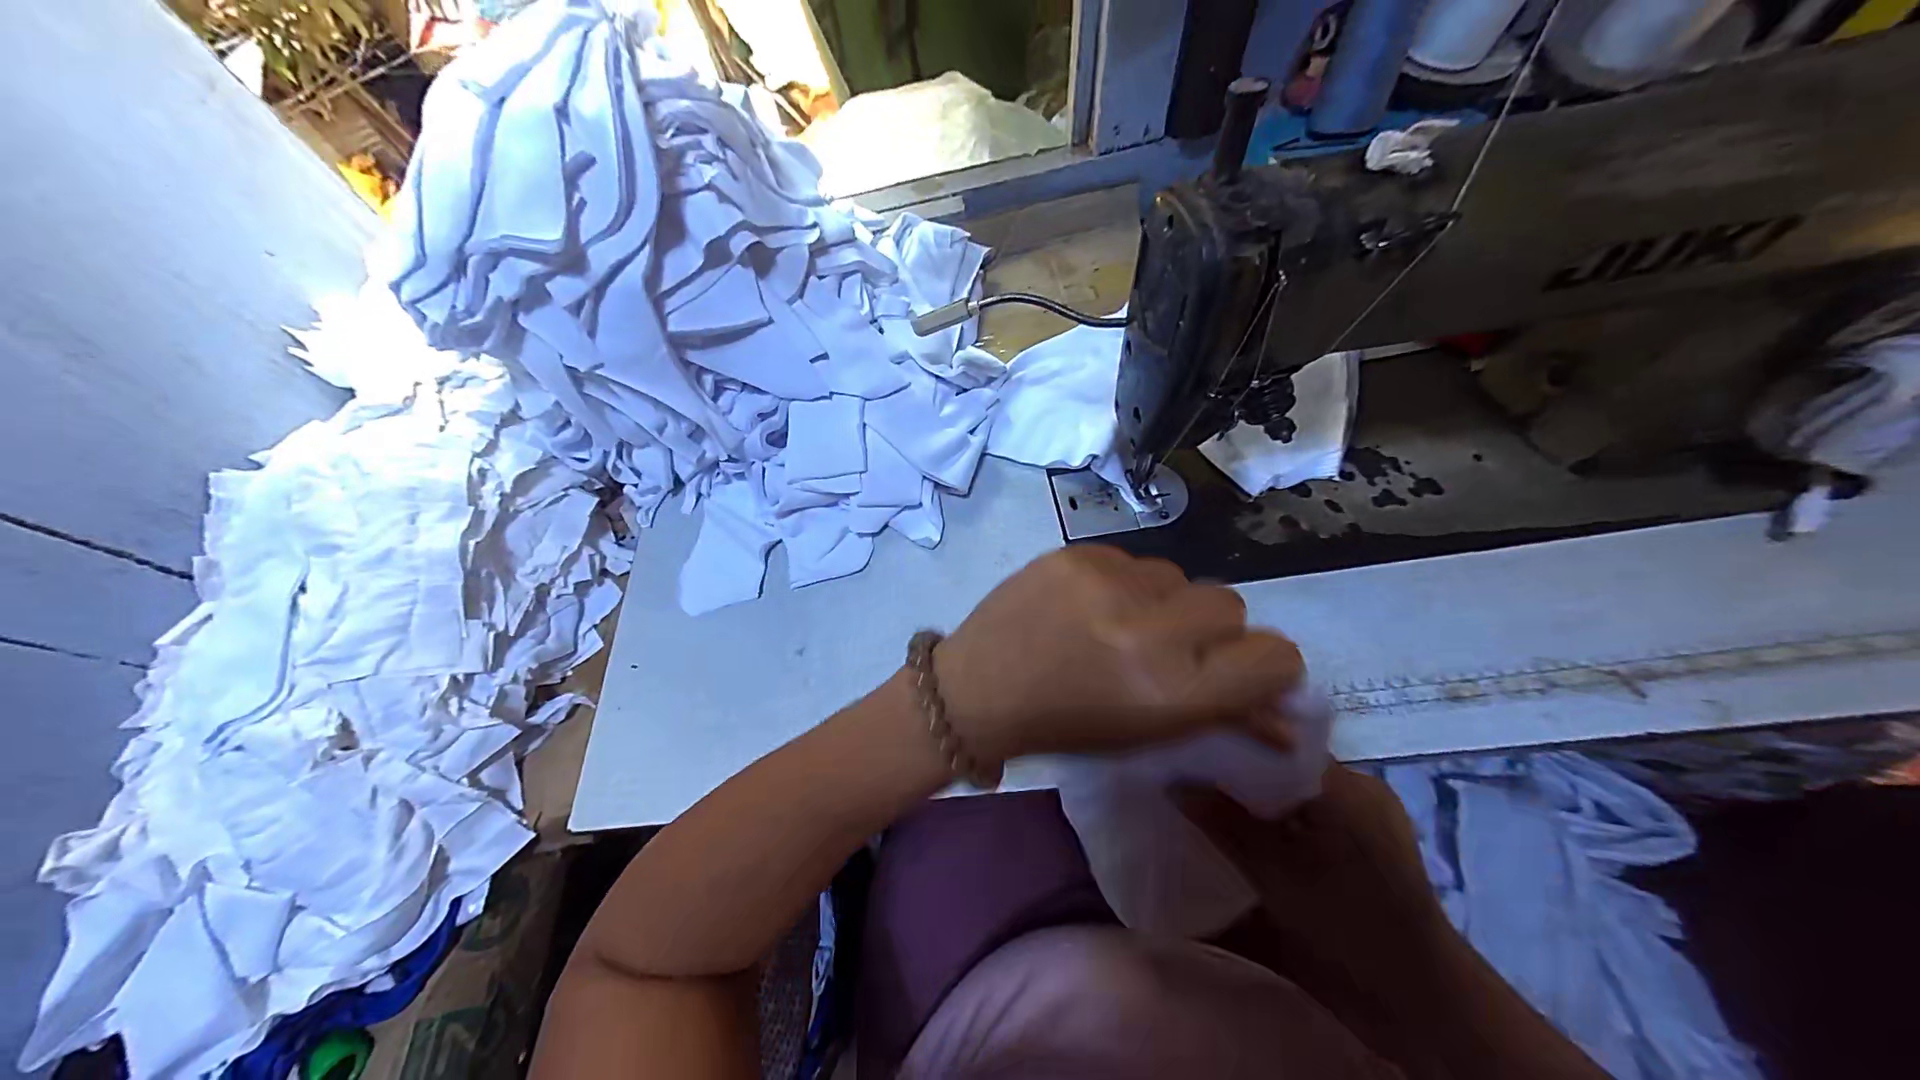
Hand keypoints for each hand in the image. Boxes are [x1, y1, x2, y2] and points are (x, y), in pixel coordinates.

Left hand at [931, 545, 1303, 762]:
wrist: (977, 690)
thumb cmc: (1066, 726)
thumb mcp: (1146, 734)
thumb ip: (1221, 715)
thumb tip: (1285, 713)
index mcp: (1171, 692)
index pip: (1273, 656)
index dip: (1266, 665)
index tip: (1243, 669)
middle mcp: (1148, 632)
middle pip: (1230, 604)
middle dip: (1211, 629)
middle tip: (1169, 647)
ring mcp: (1109, 584)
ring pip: (1179, 576)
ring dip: (1165, 601)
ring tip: (1120, 625)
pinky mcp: (1077, 553)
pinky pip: (1133, 559)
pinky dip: (1124, 582)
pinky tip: (1090, 605)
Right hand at [1178, 766, 1448, 972]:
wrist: (1417, 993)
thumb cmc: (1341, 924)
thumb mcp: (1271, 873)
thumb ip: (1222, 822)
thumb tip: (1175, 784)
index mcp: (1342, 784)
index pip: (1276, 743)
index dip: (1233, 747)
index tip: (1195, 755)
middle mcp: (1363, 785)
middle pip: (1289, 763)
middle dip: (1246, 772)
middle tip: (1202, 780)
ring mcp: (1376, 811)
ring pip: (1305, 786)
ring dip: (1269, 794)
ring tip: (1227, 803)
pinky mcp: (1380, 837)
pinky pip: (1324, 807)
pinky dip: (1293, 813)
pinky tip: (1267, 831)